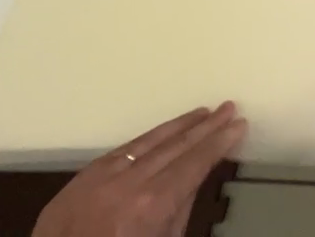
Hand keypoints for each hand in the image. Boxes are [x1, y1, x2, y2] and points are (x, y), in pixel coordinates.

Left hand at [33, 102, 247, 236]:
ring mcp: (98, 181)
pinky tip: (161, 134)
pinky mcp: (76, 183)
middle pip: (174, 146)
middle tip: (228, 108)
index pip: (195, 161)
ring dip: (177, 126)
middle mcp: (126, 185)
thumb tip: (197, 171)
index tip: (239, 124)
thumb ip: (181, 206)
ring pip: (146, 142)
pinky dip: (143, 142)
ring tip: (202, 113)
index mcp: (152, 205)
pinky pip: (118, 153)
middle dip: (204, 127)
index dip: (219, 142)